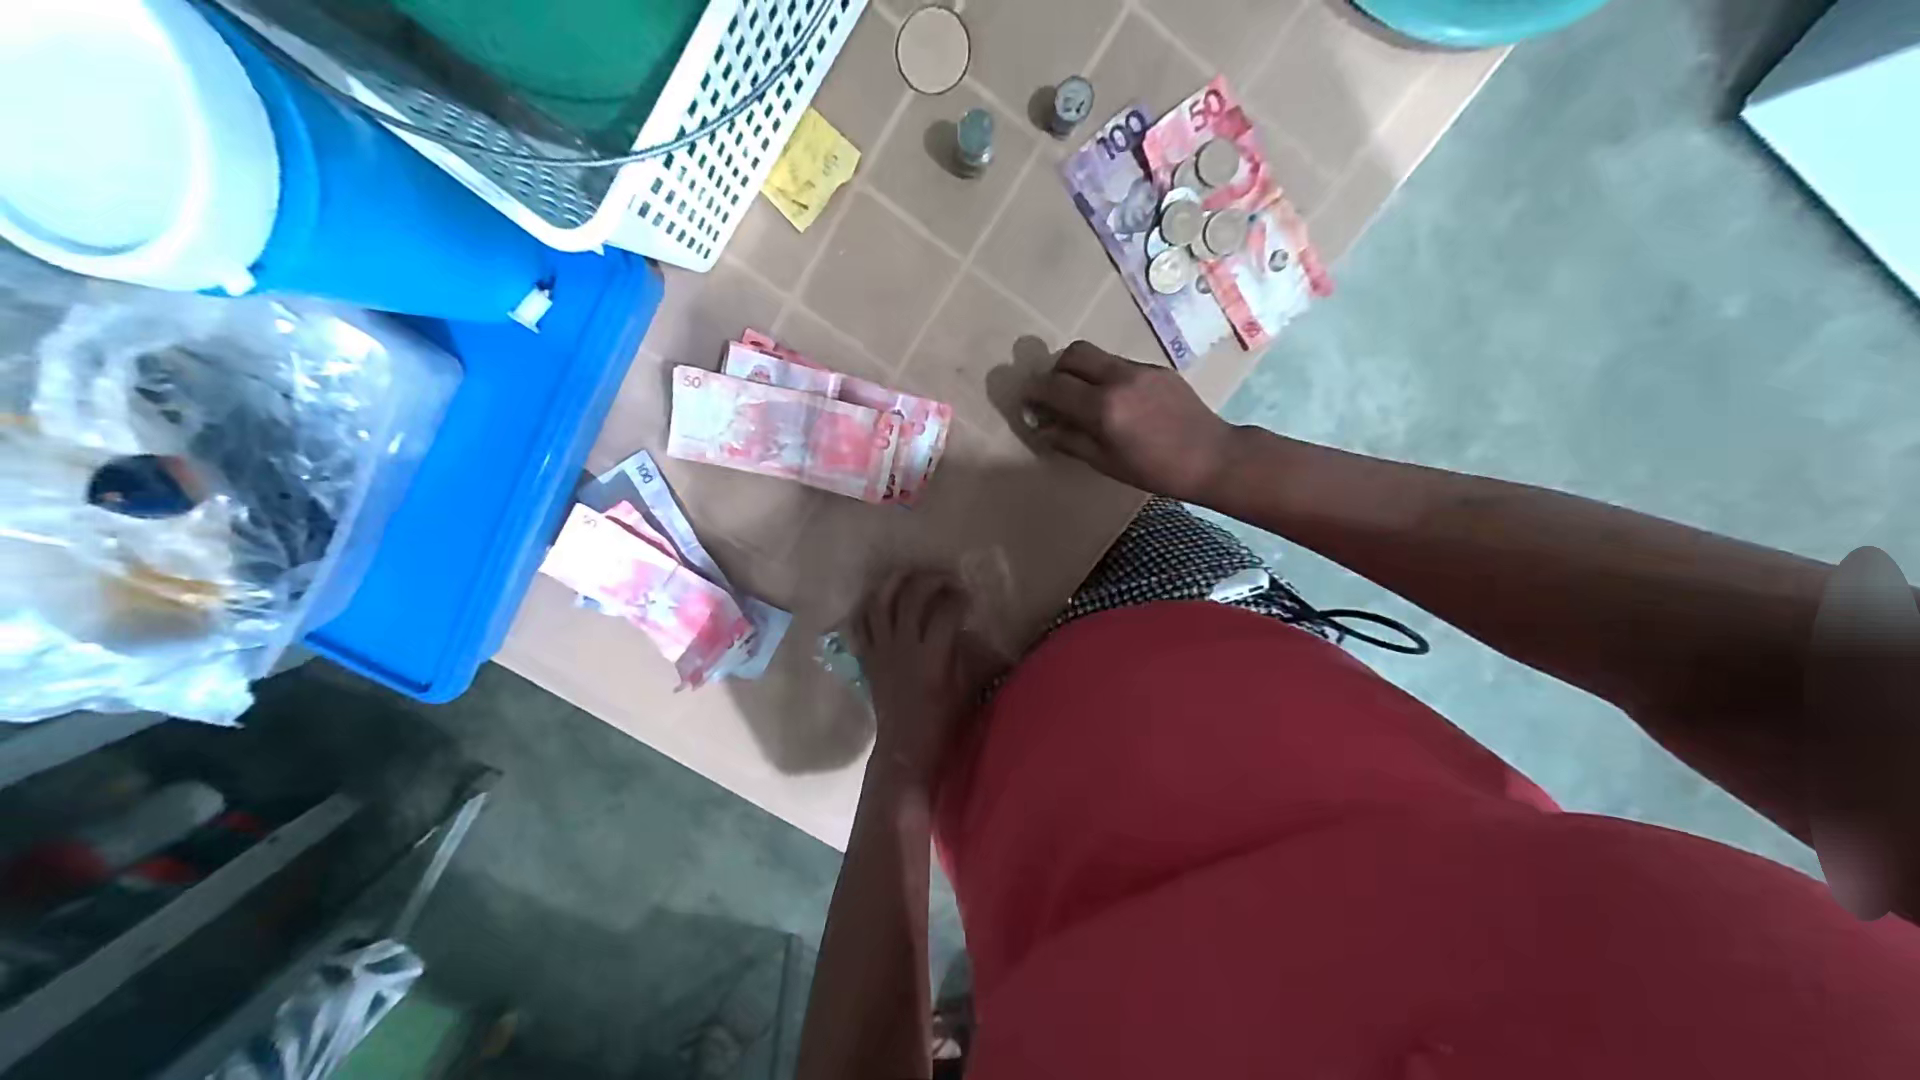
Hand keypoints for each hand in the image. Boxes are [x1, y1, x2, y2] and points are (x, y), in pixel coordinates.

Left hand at [855, 570, 993, 789]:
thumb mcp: (966, 688)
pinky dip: (870, 605)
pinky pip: (862, 622)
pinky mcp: (868, 656)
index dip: (960, 598)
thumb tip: (973, 630)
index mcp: (932, 656)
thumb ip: (968, 654)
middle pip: (912, 598)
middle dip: (930, 580)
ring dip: (896, 582)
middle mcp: (903, 646)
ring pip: (881, 603)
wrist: (904, 748)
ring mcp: (881, 649)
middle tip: (945, 579)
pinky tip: (882, 597)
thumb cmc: (941, 722)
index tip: (968, 596)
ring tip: (910, 574)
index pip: (947, 612)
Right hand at [1022, 341, 1239, 502]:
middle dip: (1056, 370)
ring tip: (1085, 398)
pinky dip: (1106, 377)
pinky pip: (1119, 364)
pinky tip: (1117, 402)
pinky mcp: (1157, 369)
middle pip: (1073, 354)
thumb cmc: (1154, 470)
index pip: (1054, 386)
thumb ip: (1069, 440)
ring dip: (1081, 372)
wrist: (1211, 457)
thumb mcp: (1105, 462)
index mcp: (1103, 407)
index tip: (1026, 399)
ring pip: (1097, 356)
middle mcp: (1119, 378)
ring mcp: (1140, 369)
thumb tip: (1042, 427)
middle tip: (1055, 393)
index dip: (1034, 391)